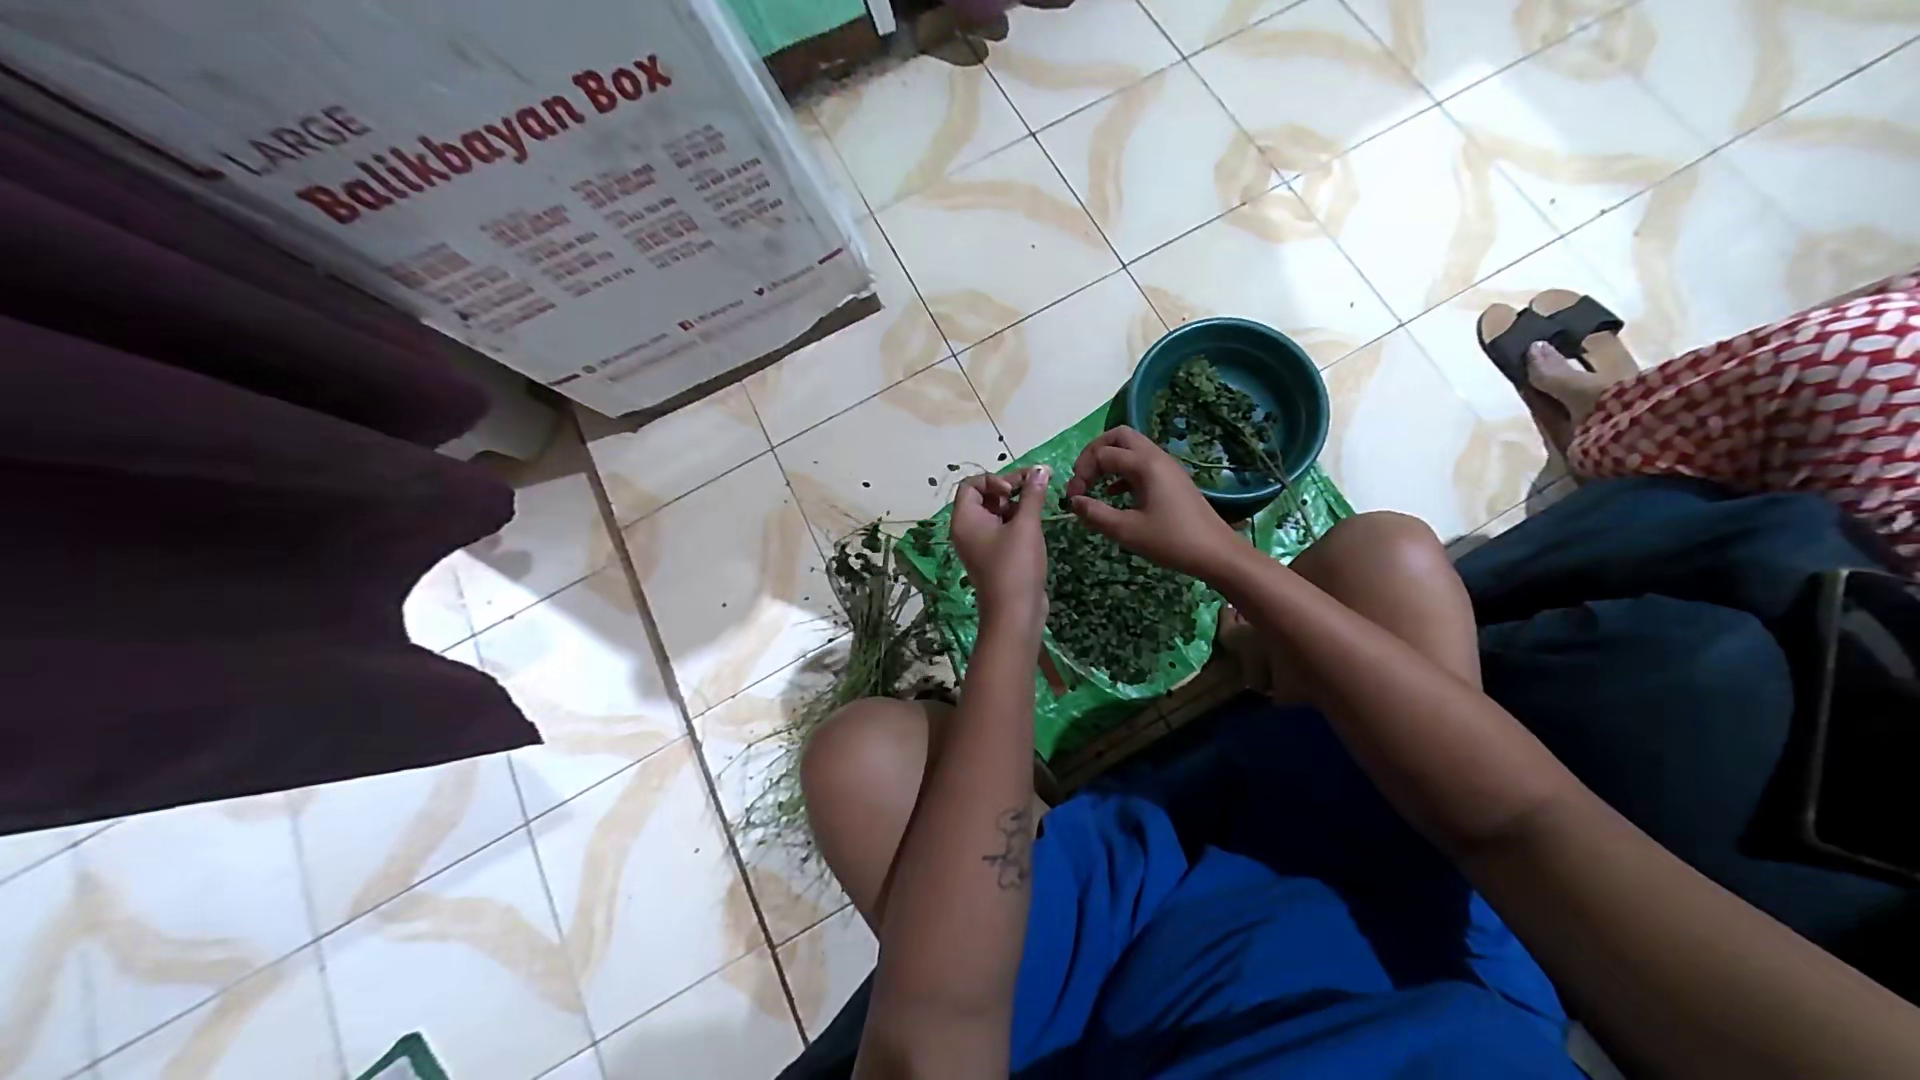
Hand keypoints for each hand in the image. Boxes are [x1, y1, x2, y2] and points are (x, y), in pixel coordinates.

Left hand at [950, 465, 1050, 633]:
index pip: (971, 484)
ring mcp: (981, 545)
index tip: (1015, 490)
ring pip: (996, 513)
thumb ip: (1032, 494)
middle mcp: (968, 530)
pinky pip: (1003, 530)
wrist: (1015, 614)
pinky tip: (1037, 522)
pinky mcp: (996, 556)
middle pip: (984, 496)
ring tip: (1040, 503)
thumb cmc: (1015, 567)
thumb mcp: (1026, 526)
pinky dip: (1018, 521)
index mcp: (965, 520)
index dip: (994, 480)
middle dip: (1010, 488)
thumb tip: (1041, 470)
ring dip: (1017, 504)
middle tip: (1037, 487)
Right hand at [1064, 427, 1243, 578]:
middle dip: (1094, 453)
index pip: (1102, 455)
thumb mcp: (1127, 530)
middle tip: (1082, 477)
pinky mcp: (1171, 480)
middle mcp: (1156, 457)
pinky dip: (1122, 472)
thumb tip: (1073, 502)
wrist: (1216, 553)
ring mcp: (1166, 467)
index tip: (1072, 498)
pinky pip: (1140, 463)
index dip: (1081, 473)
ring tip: (1093, 485)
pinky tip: (1113, 494)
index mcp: (1145, 465)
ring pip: (1130, 448)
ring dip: (1108, 461)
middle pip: (1118, 437)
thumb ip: (1095, 514)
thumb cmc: (1171, 541)